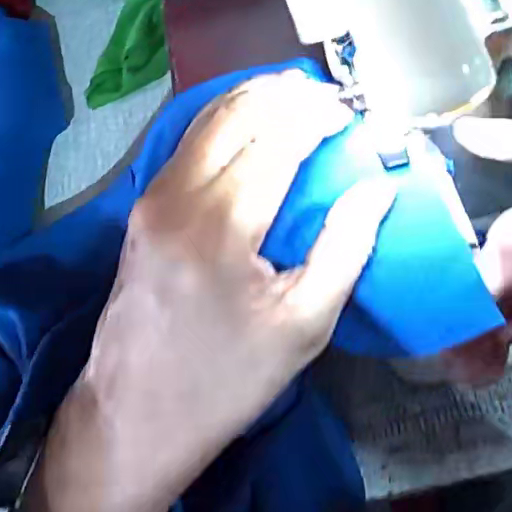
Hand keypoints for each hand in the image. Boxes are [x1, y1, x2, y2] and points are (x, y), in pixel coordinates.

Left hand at [30, 71, 395, 511]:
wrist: (133, 419)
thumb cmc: (229, 379)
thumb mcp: (305, 324)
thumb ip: (347, 247)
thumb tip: (378, 188)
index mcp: (222, 227)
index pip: (276, 142)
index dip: (316, 117)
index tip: (349, 112)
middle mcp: (179, 197)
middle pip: (238, 117)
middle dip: (287, 96)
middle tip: (329, 95)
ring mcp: (154, 197)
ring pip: (208, 119)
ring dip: (255, 98)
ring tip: (299, 93)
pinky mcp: (144, 205)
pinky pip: (191, 141)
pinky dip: (228, 117)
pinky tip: (255, 118)